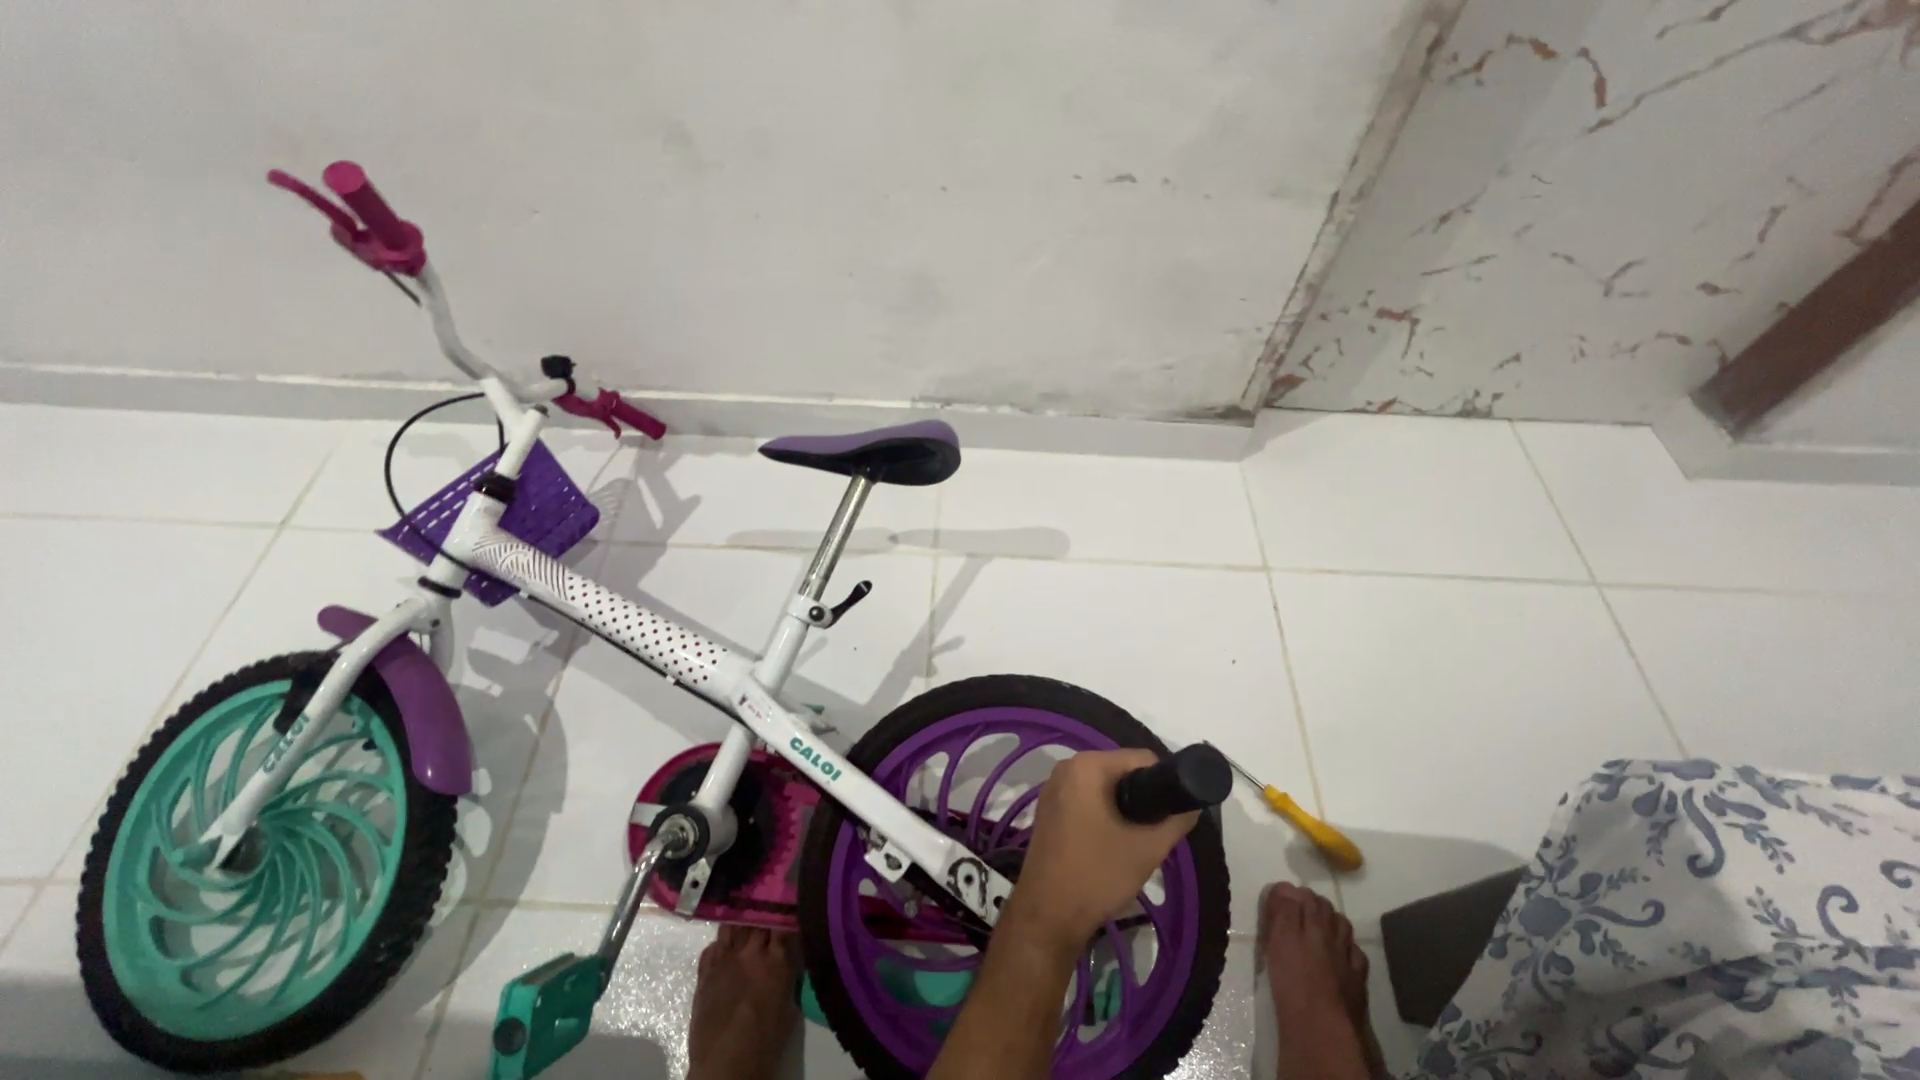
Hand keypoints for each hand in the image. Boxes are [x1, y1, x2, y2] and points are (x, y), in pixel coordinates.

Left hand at [1001, 749, 1198, 952]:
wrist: (1048, 915)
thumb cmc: (1098, 874)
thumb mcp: (1149, 847)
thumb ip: (1178, 820)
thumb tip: (1192, 806)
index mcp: (1087, 766)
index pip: (1142, 759)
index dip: (1165, 783)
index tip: (1173, 813)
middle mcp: (1065, 768)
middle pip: (1121, 772)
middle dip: (1143, 797)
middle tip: (1157, 831)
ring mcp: (1052, 790)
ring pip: (1104, 789)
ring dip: (1124, 809)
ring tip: (1138, 841)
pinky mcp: (1048, 811)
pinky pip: (1087, 802)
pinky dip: (1104, 816)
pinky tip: (1113, 844)